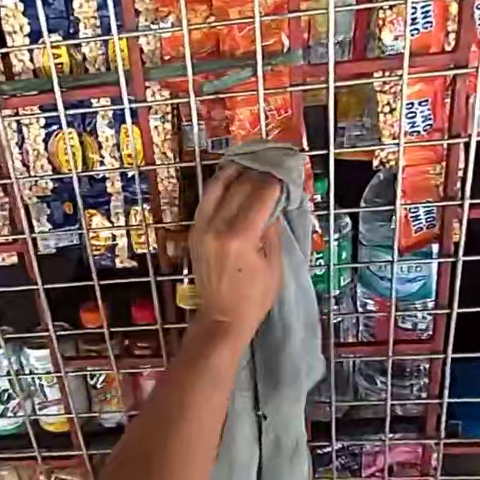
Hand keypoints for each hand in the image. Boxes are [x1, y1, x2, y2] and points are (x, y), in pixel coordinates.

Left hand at [188, 167, 282, 342]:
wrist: (222, 317)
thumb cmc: (254, 297)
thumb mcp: (273, 264)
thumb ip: (272, 229)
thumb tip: (274, 201)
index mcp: (240, 237)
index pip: (260, 195)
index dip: (275, 182)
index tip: (286, 173)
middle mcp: (216, 227)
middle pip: (239, 187)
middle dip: (258, 174)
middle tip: (273, 166)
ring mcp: (201, 228)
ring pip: (217, 187)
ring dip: (235, 172)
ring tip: (251, 163)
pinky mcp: (194, 231)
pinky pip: (206, 200)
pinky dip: (219, 186)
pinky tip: (232, 179)